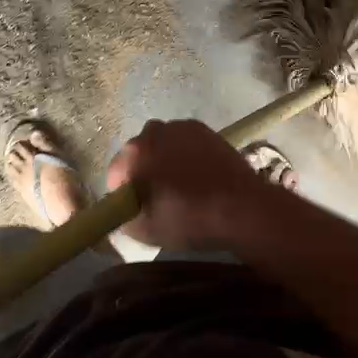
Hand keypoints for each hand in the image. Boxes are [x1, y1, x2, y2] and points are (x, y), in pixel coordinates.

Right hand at [105, 119, 273, 248]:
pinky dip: (185, 154)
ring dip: (164, 160)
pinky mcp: (203, 129)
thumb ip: (123, 220)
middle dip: (143, 172)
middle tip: (156, 197)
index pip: (116, 172)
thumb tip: (120, 214)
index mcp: (134, 152)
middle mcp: (153, 131)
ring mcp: (180, 126)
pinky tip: (198, 175)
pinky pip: (184, 142)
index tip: (133, 208)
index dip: (121, 192)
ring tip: (180, 185)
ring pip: (162, 144)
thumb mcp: (146, 231)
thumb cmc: (189, 219)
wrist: (242, 208)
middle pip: (138, 154)